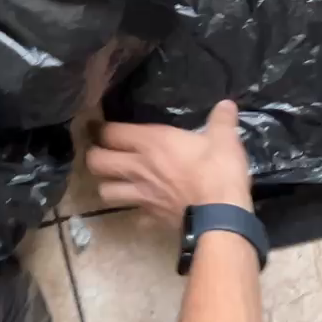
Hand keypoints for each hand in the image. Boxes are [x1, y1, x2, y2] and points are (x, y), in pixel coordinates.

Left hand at [87, 100, 251, 223]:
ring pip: (106, 192)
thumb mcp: (225, 139)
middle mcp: (138, 167)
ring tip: (116, 181)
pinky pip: (134, 215)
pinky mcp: (151, 217)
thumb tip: (227, 104)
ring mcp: (141, 195)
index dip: (101, 129)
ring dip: (107, 186)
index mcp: (151, 143)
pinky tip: (143, 209)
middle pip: (97, 162)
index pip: (110, 132)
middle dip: (95, 157)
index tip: (99, 126)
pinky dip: (135, 212)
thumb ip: (222, 120)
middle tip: (103, 153)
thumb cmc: (218, 172)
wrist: (220, 217)